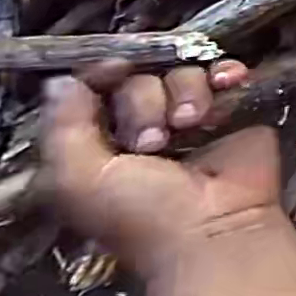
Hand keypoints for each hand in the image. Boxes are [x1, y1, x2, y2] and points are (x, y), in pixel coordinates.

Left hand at [43, 59, 281, 274]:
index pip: (98, 86)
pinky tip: (227, 81)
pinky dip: (226, 71)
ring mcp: (195, 115)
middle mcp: (148, 122)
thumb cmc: (140, 212)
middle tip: (155, 141)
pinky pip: (227, 74)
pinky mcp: (235, 110)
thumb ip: (62, 127)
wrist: (214, 227)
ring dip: (187, 93)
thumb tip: (60, 80)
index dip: (103, 72)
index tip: (116, 69)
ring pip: (184, 73)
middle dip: (146, 102)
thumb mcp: (77, 180)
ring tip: (192, 124)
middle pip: (141, 79)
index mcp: (103, 139)